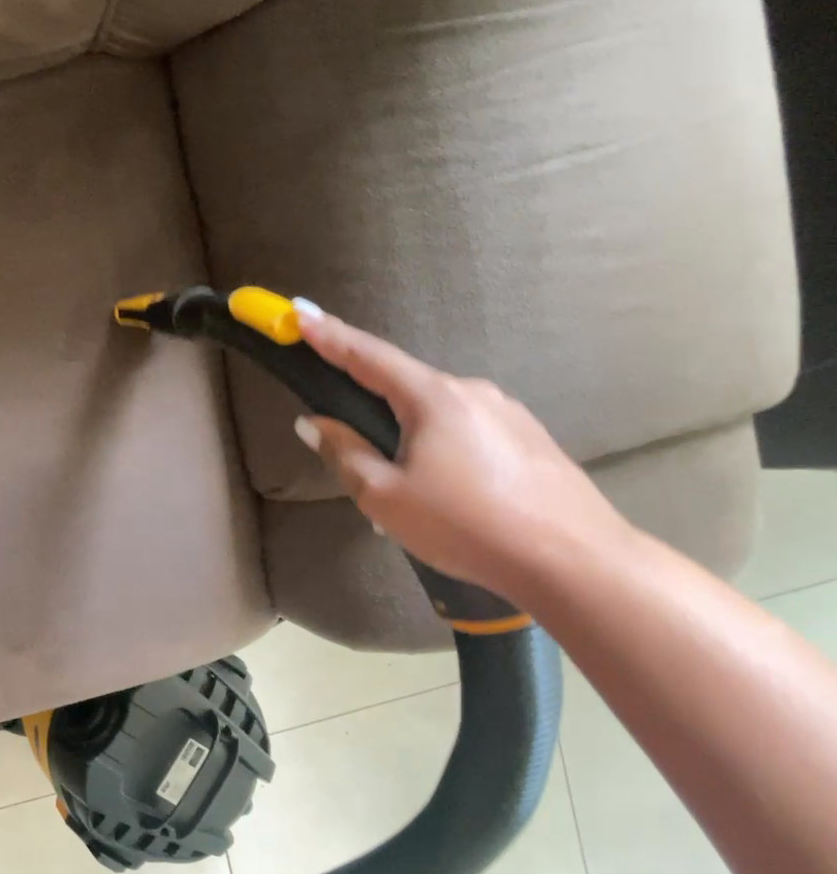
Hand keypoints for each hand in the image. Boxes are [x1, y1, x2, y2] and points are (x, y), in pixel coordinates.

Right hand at [289, 300, 635, 601]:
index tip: (299, 312)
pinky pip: (464, 434)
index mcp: (433, 399)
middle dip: (368, 406)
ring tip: (400, 494)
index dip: (328, 335)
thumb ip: (344, 454)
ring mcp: (507, 413)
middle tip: (345, 442)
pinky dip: (438, 453)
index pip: (368, 356)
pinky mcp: (528, 439)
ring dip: (406, 439)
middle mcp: (472, 392)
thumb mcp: (384, 497)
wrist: (575, 560)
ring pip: (434, 416)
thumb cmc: (466, 525)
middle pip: (402, 387)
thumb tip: (313, 423)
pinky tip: (440, 497)